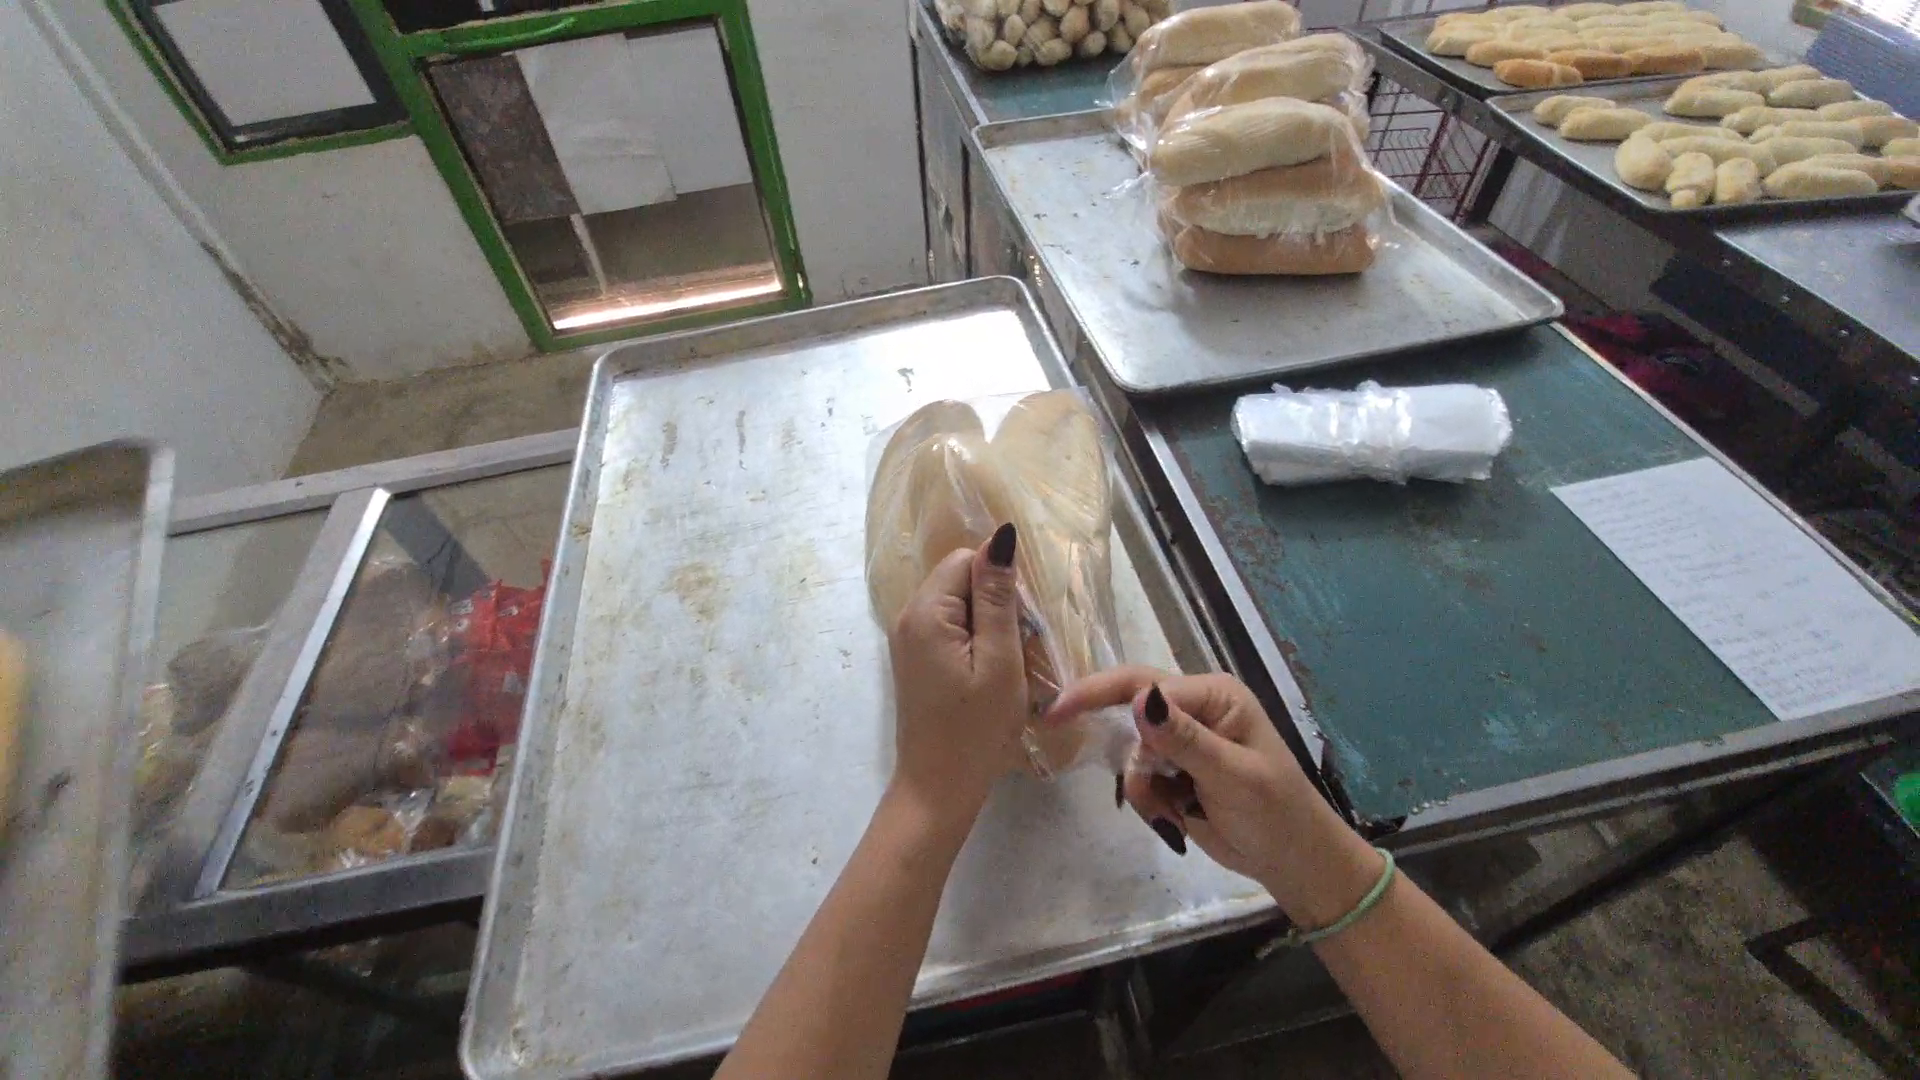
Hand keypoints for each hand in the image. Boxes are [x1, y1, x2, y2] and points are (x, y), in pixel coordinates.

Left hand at [886, 523, 1030, 827]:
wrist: (938, 789)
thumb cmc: (976, 730)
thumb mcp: (1000, 661)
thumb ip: (998, 598)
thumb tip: (1000, 536)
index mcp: (926, 612)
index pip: (967, 560)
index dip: (1001, 584)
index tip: (1020, 626)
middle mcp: (908, 617)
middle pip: (961, 579)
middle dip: (996, 604)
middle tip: (1016, 651)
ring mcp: (909, 639)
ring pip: (959, 604)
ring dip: (989, 625)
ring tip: (1004, 666)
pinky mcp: (916, 659)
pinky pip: (951, 629)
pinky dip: (976, 642)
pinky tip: (988, 675)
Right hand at [1047, 669, 1380, 926]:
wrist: (1294, 863)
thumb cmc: (1275, 813)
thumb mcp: (1233, 775)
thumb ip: (1184, 738)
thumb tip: (1140, 701)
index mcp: (1213, 695)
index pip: (1145, 684)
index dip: (1100, 694)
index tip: (1060, 712)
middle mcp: (1193, 707)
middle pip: (1129, 702)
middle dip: (1102, 722)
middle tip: (1051, 720)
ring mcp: (1182, 739)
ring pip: (1128, 747)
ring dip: (1139, 783)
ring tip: (1171, 811)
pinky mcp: (1174, 769)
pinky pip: (1137, 775)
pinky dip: (1146, 798)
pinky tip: (1174, 816)